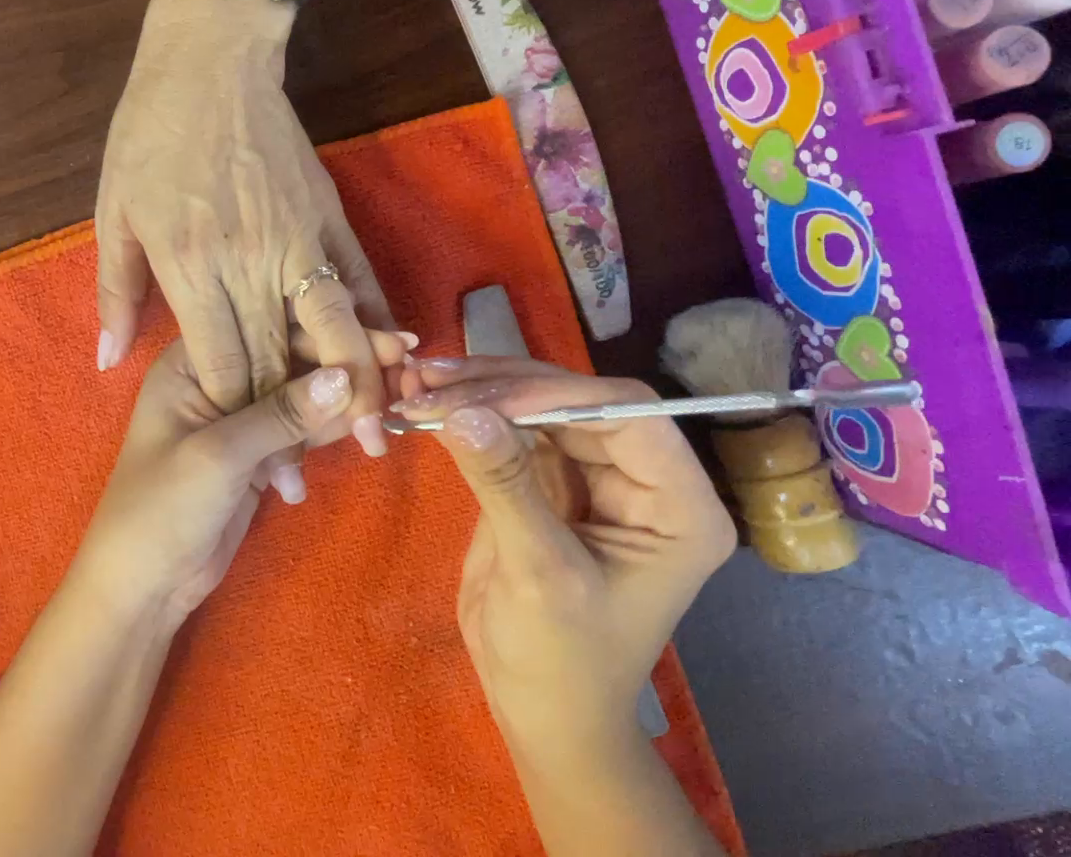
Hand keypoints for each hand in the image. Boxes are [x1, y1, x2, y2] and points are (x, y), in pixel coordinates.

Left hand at [75, 329, 411, 623]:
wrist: (143, 583)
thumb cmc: (162, 509)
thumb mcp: (219, 455)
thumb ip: (280, 413)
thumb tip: (348, 373)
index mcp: (190, 364)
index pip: (265, 330)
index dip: (324, 332)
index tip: (384, 338)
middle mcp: (216, 380)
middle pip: (288, 360)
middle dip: (344, 363)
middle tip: (407, 362)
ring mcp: (237, 418)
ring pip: (300, 396)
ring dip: (347, 397)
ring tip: (404, 390)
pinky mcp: (256, 454)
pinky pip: (300, 431)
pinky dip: (333, 429)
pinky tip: (373, 424)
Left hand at [95, 0, 394, 496]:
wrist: (209, 58)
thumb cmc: (147, 138)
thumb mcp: (111, 214)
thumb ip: (115, 292)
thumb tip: (107, 359)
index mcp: (190, 269)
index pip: (226, 364)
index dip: (246, 422)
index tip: (262, 467)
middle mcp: (248, 264)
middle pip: (281, 359)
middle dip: (300, 425)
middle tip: (318, 479)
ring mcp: (296, 239)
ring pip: (334, 326)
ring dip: (358, 385)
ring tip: (378, 433)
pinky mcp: (328, 215)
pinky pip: (358, 276)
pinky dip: (377, 317)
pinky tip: (394, 355)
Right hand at [393, 357, 735, 743]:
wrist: (538, 706)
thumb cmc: (562, 659)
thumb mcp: (538, 573)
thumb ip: (505, 485)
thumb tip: (459, 411)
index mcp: (676, 504)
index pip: (626, 415)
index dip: (553, 394)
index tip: (476, 398)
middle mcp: (639, 479)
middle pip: (574, 402)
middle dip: (500, 388)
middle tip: (428, 384)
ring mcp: (588, 478)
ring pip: (535, 409)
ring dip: (475, 393)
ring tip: (416, 384)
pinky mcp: (543, 483)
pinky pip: (507, 434)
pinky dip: (465, 418)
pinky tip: (424, 405)